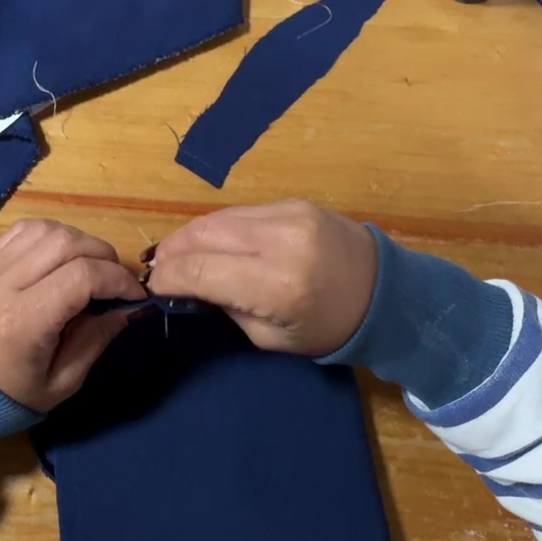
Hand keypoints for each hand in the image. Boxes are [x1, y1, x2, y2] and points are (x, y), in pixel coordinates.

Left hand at [0, 219, 144, 410]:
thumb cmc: (14, 392)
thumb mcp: (65, 380)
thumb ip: (98, 337)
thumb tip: (131, 305)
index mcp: (23, 321)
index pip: (80, 277)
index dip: (117, 279)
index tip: (135, 294)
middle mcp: (4, 284)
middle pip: (65, 243)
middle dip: (103, 256)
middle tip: (117, 279)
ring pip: (46, 229)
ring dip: (79, 241)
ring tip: (92, 266)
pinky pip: (25, 229)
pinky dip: (52, 235)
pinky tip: (62, 256)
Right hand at [146, 199, 377, 356]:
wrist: (388, 294)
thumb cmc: (329, 329)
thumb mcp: (270, 338)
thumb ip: (225, 307)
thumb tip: (186, 287)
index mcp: (277, 285)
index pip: (199, 271)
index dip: (167, 277)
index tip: (152, 287)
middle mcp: (280, 241)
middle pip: (202, 235)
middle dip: (172, 251)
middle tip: (156, 267)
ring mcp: (288, 214)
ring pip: (217, 218)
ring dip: (190, 235)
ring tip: (175, 253)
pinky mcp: (292, 202)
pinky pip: (239, 212)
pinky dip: (218, 227)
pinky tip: (209, 241)